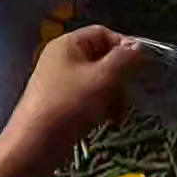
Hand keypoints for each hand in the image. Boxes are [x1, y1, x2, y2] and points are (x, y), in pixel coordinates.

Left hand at [0, 26, 140, 176]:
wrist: (35, 142)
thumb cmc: (69, 104)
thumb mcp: (103, 78)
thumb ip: (124, 59)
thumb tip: (138, 46)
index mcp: (68, 44)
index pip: (103, 33)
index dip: (124, 47)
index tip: (141, 68)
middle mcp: (62, 58)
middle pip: (103, 59)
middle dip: (119, 79)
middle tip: (124, 99)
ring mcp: (60, 80)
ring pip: (99, 80)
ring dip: (113, 97)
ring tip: (115, 118)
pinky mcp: (62, 101)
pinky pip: (89, 96)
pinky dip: (101, 107)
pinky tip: (107, 122)